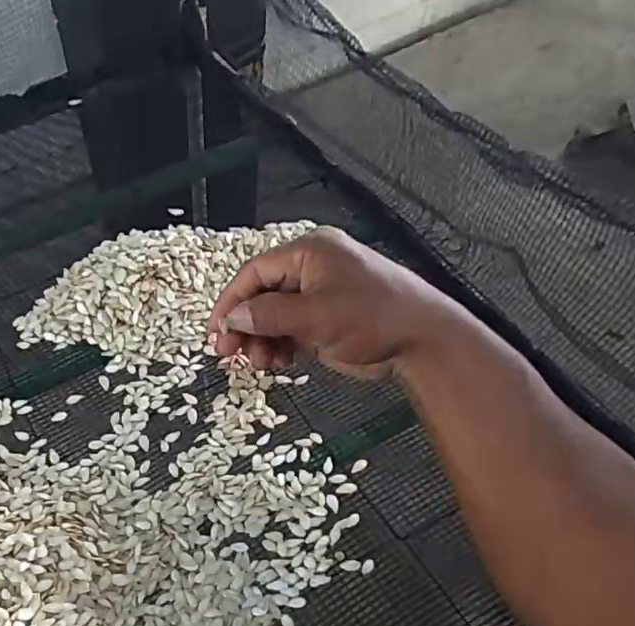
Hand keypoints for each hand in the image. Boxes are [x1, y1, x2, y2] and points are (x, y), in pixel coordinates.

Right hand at [207, 227, 472, 379]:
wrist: (420, 340)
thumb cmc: (373, 317)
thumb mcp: (317, 316)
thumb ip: (271, 316)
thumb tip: (233, 318)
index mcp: (309, 252)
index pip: (255, 272)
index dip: (231, 302)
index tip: (215, 331)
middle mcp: (311, 269)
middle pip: (262, 296)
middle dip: (245, 326)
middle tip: (229, 354)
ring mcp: (319, 296)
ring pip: (274, 318)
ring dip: (262, 341)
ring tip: (260, 364)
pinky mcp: (326, 321)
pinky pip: (291, 331)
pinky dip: (281, 347)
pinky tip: (278, 362)